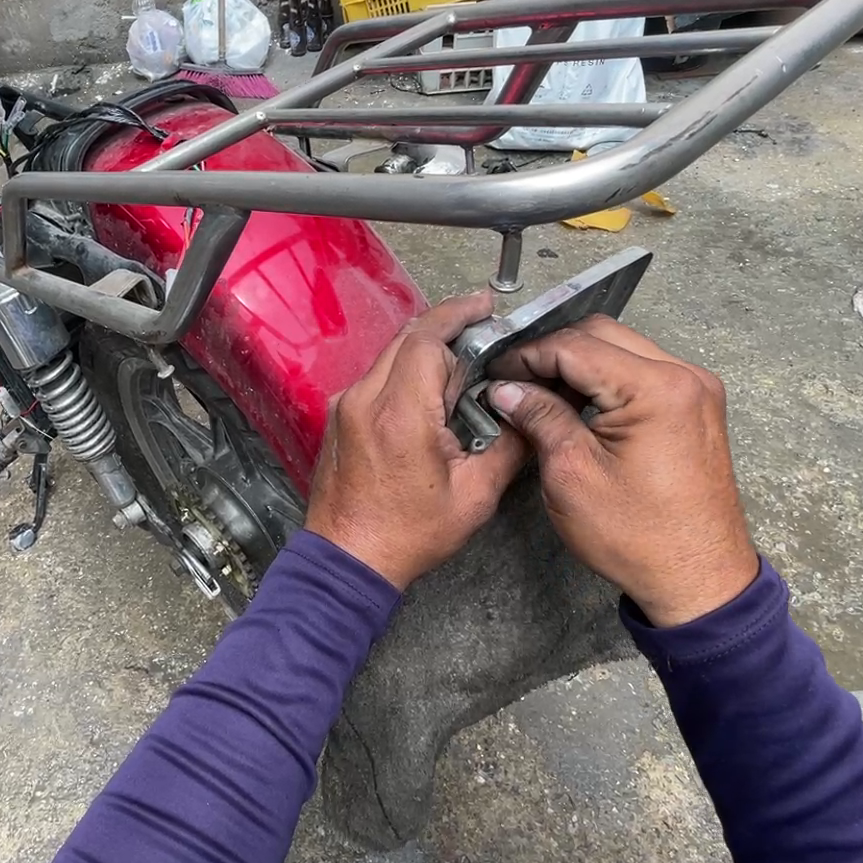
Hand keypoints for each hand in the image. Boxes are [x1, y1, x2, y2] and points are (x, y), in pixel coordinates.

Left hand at [305, 291, 528, 590]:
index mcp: (399, 414)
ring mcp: (345, 404)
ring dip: (426, 351)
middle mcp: (364, 399)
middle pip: (406, 339)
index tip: (484, 305)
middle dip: (446, 328)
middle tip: (483, 332)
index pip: (426, 339)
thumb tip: (524, 409)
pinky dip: (405, 371)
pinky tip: (429, 393)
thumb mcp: (475, 496)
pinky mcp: (339, 414)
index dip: (457, 314)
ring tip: (462, 368)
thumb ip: (507, 445)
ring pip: (390, 355)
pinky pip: (376, 376)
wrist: (347, 557)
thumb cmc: (408, 533)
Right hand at [485, 316, 758, 626]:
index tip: (491, 372)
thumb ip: (538, 416)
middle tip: (510, 377)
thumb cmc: (635, 535)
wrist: (698, 581)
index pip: (574, 346)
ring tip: (534, 387)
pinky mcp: (694, 404)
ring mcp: (695, 388)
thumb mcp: (571, 473)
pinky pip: (638, 368)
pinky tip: (571, 398)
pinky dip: (600, 375)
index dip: (525, 355)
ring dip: (574, 360)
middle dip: (548, 350)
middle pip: (599, 333)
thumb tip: (504, 388)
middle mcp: (684, 375)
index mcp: (656, 389)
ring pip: (619, 346)